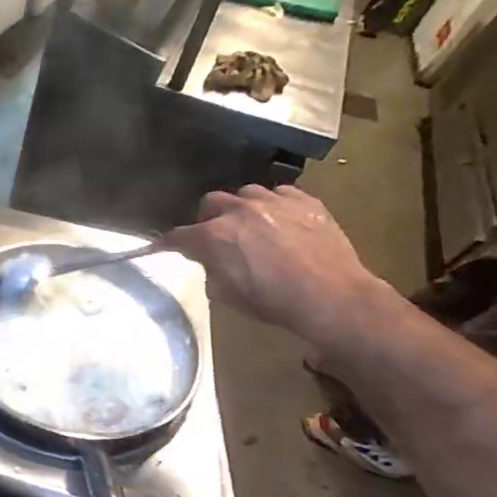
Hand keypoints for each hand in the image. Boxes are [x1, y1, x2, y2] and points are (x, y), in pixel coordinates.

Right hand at [163, 185, 400, 346]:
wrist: (332, 297)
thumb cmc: (276, 303)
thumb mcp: (229, 296)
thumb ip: (212, 272)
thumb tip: (211, 263)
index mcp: (215, 236)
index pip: (180, 236)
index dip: (169, 243)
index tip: (163, 247)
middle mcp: (239, 210)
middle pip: (210, 202)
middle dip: (208, 218)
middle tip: (216, 236)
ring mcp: (274, 200)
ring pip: (245, 193)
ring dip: (241, 208)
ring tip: (251, 224)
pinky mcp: (304, 200)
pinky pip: (280, 193)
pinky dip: (274, 205)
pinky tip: (281, 220)